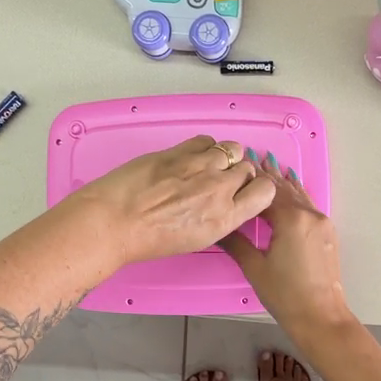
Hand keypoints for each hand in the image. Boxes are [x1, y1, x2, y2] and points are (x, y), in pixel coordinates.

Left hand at [65, 136, 276, 266]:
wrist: (115, 221)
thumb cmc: (148, 239)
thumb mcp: (195, 240)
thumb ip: (218, 218)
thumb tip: (225, 205)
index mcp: (226, 218)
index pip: (265, 192)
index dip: (257, 189)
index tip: (247, 190)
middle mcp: (219, 189)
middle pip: (248, 168)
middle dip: (239, 173)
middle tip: (222, 180)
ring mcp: (200, 166)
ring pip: (232, 149)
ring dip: (225, 157)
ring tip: (207, 167)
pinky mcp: (180, 151)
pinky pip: (206, 141)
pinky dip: (205, 147)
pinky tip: (191, 158)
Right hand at [218, 165, 355, 342]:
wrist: (321, 317)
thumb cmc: (285, 295)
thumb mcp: (254, 268)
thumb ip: (235, 242)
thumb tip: (217, 226)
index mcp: (290, 219)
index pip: (266, 192)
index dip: (251, 179)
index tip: (239, 162)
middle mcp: (309, 215)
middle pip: (284, 189)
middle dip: (268, 174)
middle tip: (252, 155)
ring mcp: (322, 223)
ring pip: (299, 195)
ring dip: (283, 181)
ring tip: (270, 162)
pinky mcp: (327, 233)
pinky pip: (308, 205)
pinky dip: (296, 194)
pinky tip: (292, 186)